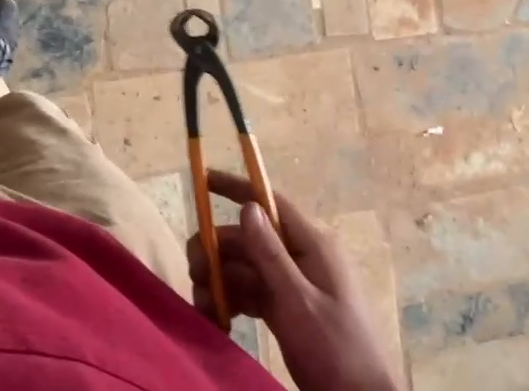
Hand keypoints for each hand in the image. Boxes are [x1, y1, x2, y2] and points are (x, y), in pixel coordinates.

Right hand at [190, 170, 400, 390]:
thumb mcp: (298, 301)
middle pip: (248, 238)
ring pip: (243, 265)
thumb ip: (270, 254)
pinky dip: (231, 299)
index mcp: (312, 246)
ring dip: (219, 279)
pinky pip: (249, 291)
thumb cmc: (334, 350)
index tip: (202, 179)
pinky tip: (217, 316)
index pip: (269, 203)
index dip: (235, 189)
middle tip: (194, 274)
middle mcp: (302, 257)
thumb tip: (247, 206)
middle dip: (216, 251)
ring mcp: (293, 283)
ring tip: (203, 303)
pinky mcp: (286, 307)